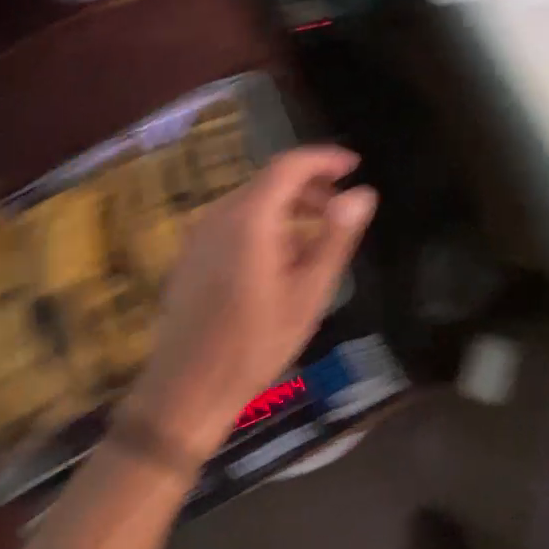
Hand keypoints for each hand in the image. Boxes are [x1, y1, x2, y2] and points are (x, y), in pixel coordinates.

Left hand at [118, 146, 375, 460]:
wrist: (186, 390)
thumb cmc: (254, 344)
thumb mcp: (308, 293)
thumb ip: (335, 237)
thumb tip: (362, 194)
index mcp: (249, 217)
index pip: (289, 165)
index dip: (325, 158)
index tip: (355, 166)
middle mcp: (219, 214)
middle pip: (270, 180)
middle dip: (310, 186)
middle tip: (342, 209)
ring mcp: (199, 233)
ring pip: (252, 201)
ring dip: (288, 206)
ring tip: (318, 237)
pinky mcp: (191, 254)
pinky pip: (234, 221)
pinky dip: (264, 223)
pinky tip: (281, 259)